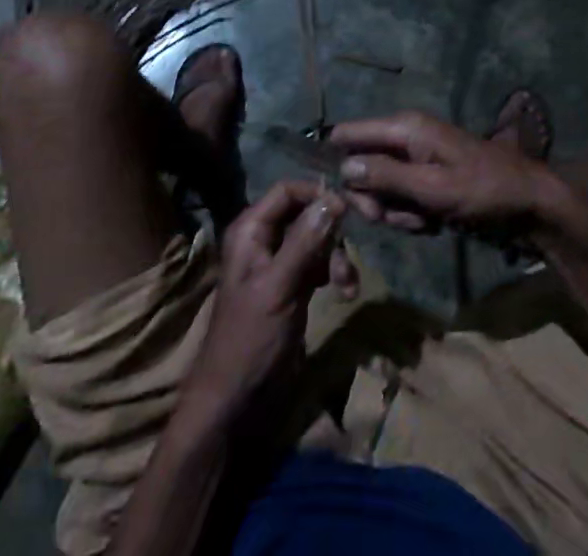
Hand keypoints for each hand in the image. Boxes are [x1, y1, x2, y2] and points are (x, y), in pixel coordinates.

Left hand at [183, 180, 346, 422]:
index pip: (286, 191)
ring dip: (336, 259)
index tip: (349, 212)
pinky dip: (333, 275)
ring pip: (316, 242)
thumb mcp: (278, 286)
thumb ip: (304, 241)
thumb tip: (334, 199)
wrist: (238, 395)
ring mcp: (279, 265)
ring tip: (347, 288)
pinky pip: (318, 266)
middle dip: (331, 235)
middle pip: (306, 215)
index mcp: (250, 231)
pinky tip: (345, 294)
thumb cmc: (251, 337)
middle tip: (346, 265)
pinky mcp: (293, 288)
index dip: (317, 195)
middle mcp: (263, 241)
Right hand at [329, 110, 565, 227]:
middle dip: (371, 196)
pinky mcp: (425, 180)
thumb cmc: (485, 191)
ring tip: (422, 220)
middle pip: (360, 165)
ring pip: (379, 187)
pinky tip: (431, 222)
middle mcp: (404, 138)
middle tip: (388, 217)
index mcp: (404, 128)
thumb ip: (386, 176)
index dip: (336, 161)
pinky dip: (410, 214)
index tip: (340, 194)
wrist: (534, 207)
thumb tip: (343, 166)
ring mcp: (415, 160)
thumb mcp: (433, 187)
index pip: (347, 133)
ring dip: (394, 210)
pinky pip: (400, 198)